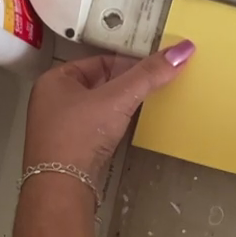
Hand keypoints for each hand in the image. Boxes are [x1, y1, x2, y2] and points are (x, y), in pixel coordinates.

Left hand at [22, 40, 195, 188]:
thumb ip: (149, 75)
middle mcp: (54, 101)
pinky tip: (129, 129)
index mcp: (55, 80)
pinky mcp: (72, 149)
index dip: (128, 64)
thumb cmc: (79, 136)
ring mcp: (61, 127)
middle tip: (154, 86)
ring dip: (122, 107)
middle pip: (101, 83)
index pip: (99, 62)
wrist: (62, 186)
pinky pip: (98, 128)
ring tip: (145, 106)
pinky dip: (115, 125)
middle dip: (127, 86)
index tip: (153, 69)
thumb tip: (181, 50)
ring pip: (100, 107)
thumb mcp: (118, 99)